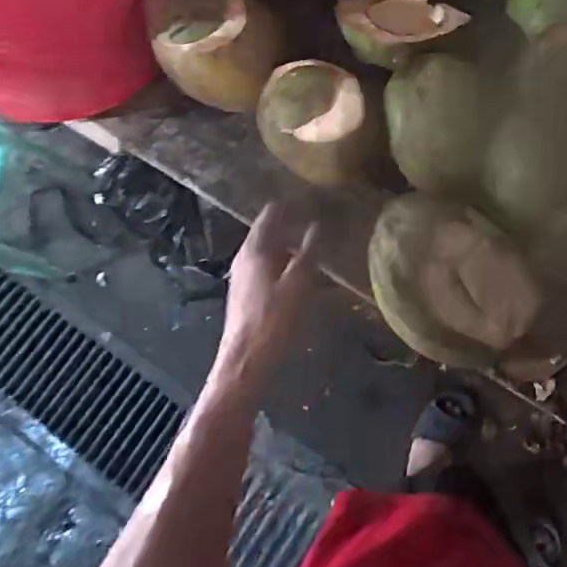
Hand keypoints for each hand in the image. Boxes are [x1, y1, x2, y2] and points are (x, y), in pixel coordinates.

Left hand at [213, 204, 319, 392]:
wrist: (246, 362)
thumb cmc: (273, 322)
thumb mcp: (298, 285)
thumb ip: (308, 253)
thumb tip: (317, 227)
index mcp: (254, 249)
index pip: (272, 213)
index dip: (294, 206)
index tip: (318, 203)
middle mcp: (244, 257)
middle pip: (270, 230)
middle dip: (295, 224)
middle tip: (323, 224)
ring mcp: (243, 275)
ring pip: (270, 250)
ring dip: (292, 246)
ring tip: (319, 249)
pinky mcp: (247, 293)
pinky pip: (269, 266)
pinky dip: (286, 263)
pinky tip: (304, 276)